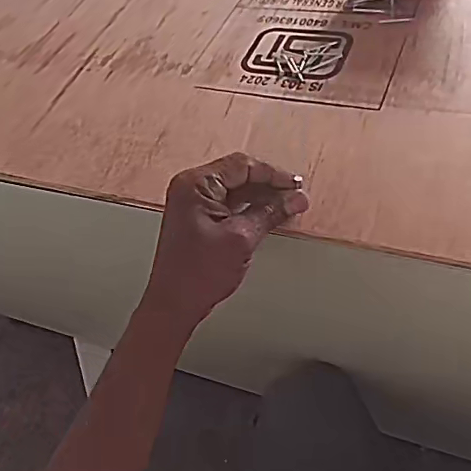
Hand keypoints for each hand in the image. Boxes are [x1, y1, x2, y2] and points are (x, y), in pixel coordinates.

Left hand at [136, 153, 308, 335]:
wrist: (175, 304)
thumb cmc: (197, 274)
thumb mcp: (241, 238)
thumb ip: (270, 213)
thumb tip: (294, 198)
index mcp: (194, 185)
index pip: (240, 166)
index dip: (272, 174)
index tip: (295, 185)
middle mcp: (189, 188)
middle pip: (238, 175)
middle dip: (268, 185)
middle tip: (295, 196)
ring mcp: (192, 203)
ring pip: (235, 190)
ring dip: (261, 197)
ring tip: (288, 207)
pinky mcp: (197, 219)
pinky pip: (228, 204)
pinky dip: (249, 208)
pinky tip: (268, 216)